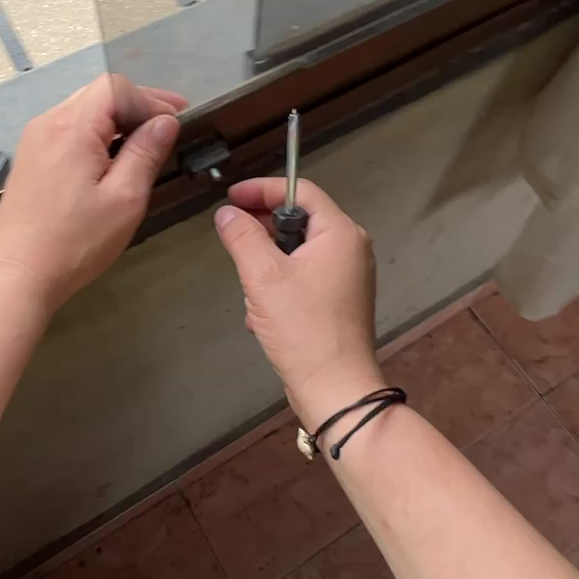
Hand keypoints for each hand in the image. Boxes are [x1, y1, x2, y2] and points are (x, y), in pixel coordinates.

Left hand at [0, 74, 186, 312]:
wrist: (15, 275)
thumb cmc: (74, 241)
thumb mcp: (124, 198)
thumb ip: (146, 153)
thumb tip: (165, 123)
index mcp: (72, 126)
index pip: (116, 88)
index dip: (151, 98)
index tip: (180, 118)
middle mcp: (49, 123)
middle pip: (98, 94)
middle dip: (137, 104)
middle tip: (170, 124)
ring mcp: (35, 140)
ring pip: (83, 111)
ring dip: (117, 119)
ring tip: (147, 141)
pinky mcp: (31, 159)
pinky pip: (69, 130)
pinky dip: (97, 134)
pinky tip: (114, 157)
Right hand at [214, 177, 383, 429]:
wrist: (334, 389)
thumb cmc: (303, 328)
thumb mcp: (263, 277)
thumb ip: (242, 237)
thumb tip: (227, 214)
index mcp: (340, 233)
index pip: (301, 191)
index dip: (263, 189)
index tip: (231, 197)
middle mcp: (351, 248)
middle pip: (300, 219)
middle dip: (263, 229)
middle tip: (233, 237)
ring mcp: (348, 276)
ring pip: (298, 251)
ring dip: (268, 264)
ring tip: (250, 288)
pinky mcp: (340, 300)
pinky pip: (304, 276)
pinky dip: (280, 284)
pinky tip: (261, 312)